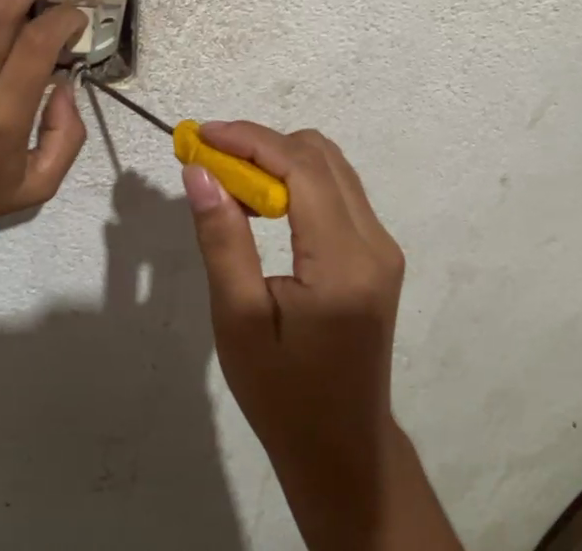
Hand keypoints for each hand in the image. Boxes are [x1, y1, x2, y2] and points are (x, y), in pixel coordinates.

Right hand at [183, 123, 409, 544]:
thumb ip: (222, 239)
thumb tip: (200, 173)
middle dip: (259, 144)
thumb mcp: (237, 319)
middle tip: (207, 161)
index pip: (300, 167)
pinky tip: (259, 205)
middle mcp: (374, 244)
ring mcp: (382, 249)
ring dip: (277, 159)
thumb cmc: (282, 392)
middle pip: (320, 156)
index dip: (248, 140)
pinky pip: (336, 193)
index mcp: (342, 262)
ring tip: (226, 181)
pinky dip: (294, 182)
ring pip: (331, 168)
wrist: (341, 446)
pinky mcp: (377, 257)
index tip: (199, 136)